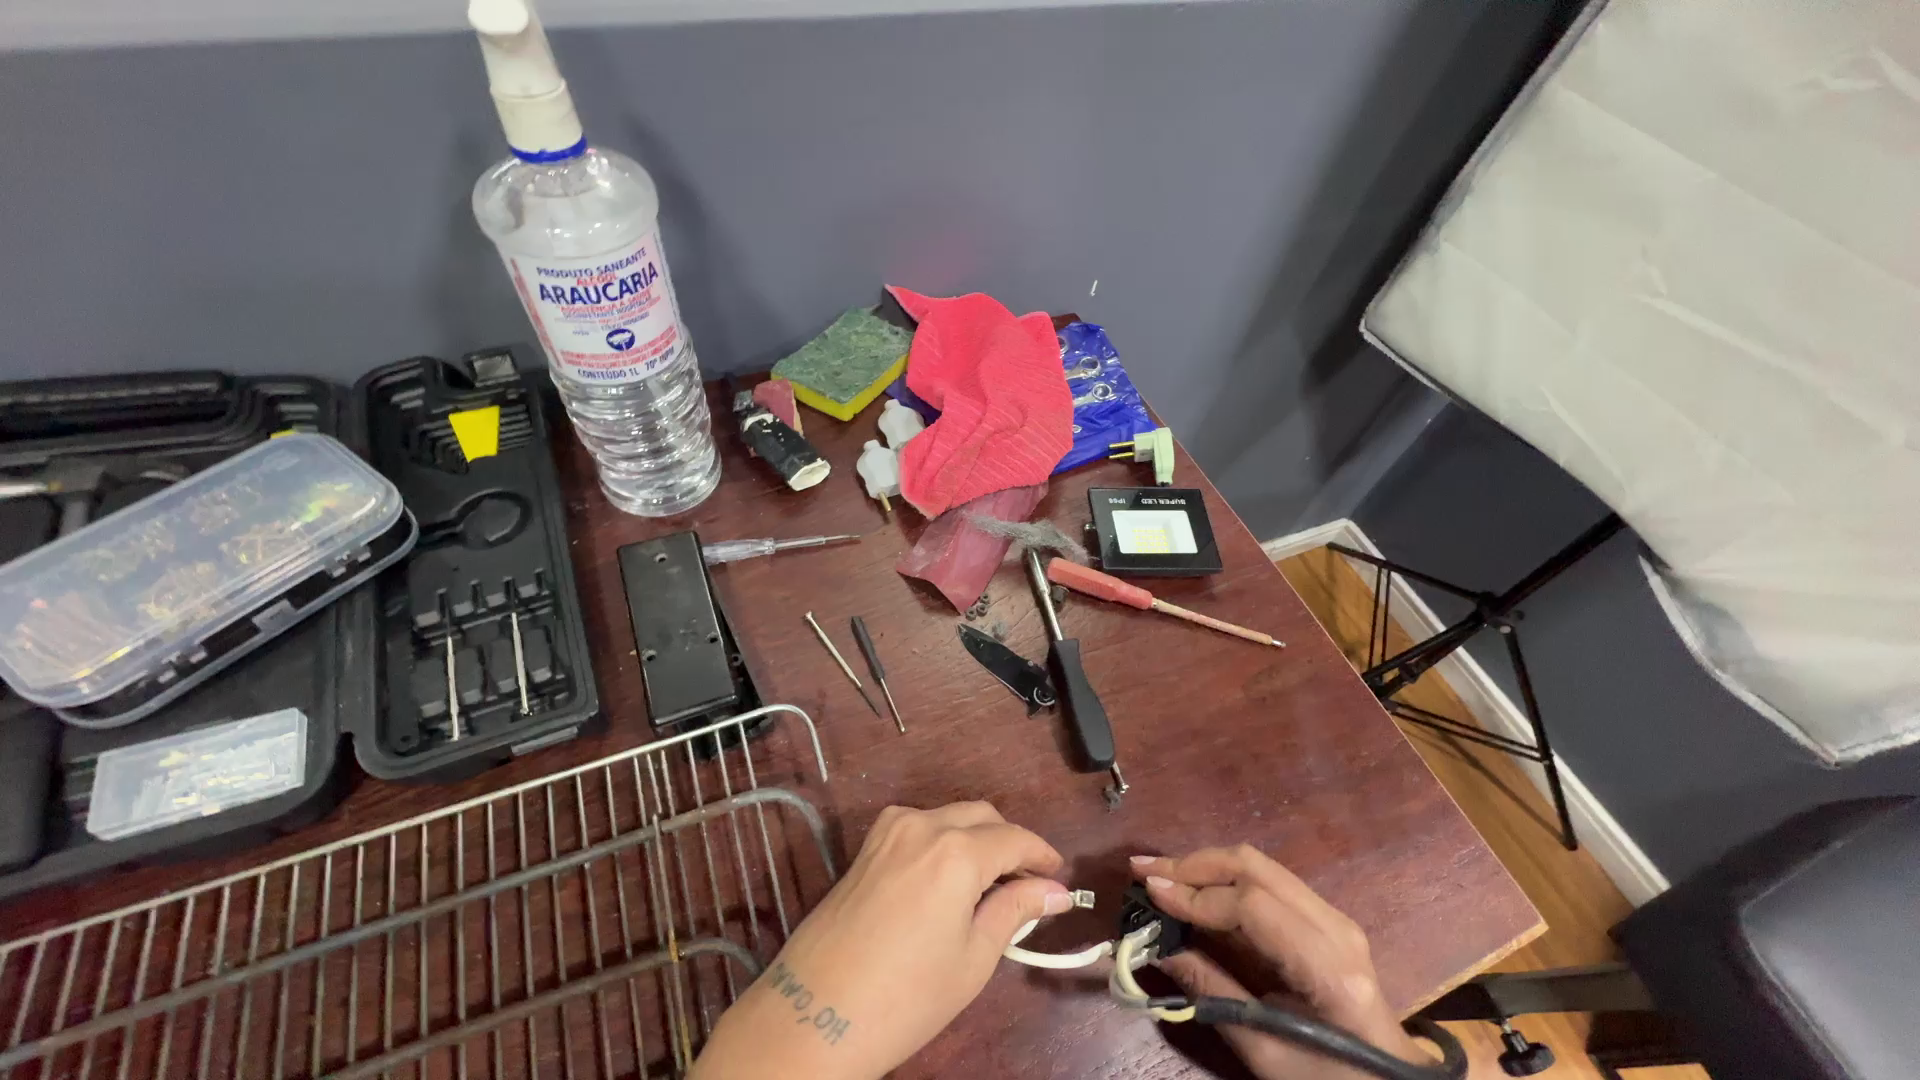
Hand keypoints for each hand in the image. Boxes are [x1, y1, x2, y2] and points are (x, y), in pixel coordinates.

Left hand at [691, 802, 1071, 1079]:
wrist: (817, 1013)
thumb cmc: (907, 995)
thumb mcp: (974, 957)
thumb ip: (1016, 910)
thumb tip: (1056, 891)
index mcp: (956, 851)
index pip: (1014, 838)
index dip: (1042, 855)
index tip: (1058, 878)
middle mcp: (922, 824)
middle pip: (982, 816)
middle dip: (1010, 843)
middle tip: (1027, 886)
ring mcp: (888, 830)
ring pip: (949, 816)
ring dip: (976, 838)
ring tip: (989, 885)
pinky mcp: (867, 845)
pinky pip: (919, 826)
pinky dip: (943, 840)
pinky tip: (947, 879)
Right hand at [1129, 846, 1431, 1078]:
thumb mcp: (1266, 1052)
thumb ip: (1212, 991)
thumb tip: (1157, 946)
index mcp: (1327, 967)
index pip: (1251, 905)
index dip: (1195, 896)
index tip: (1150, 894)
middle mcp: (1335, 926)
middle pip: (1254, 867)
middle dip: (1193, 865)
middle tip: (1143, 870)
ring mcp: (1333, 916)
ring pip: (1258, 864)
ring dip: (1204, 864)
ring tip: (1159, 872)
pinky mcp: (1325, 916)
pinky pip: (1266, 880)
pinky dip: (1223, 877)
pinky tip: (1193, 886)